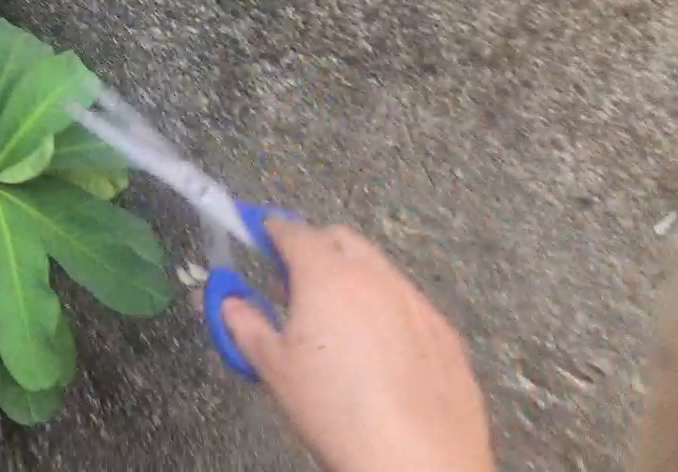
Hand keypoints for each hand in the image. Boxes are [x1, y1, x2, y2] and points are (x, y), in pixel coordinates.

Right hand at [221, 219, 494, 471]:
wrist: (421, 468)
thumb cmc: (334, 410)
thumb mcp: (271, 365)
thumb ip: (242, 322)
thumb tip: (229, 300)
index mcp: (327, 278)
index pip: (293, 232)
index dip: (270, 229)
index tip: (256, 236)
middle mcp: (376, 280)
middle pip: (341, 239)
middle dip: (314, 246)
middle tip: (293, 281)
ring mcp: (419, 308)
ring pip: (379, 270)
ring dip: (351, 276)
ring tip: (335, 320)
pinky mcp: (448, 340)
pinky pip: (409, 304)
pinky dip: (385, 308)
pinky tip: (378, 351)